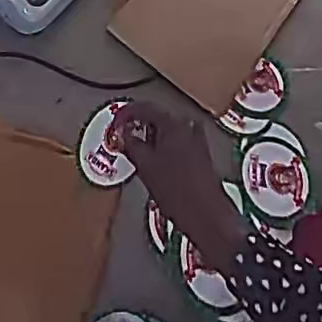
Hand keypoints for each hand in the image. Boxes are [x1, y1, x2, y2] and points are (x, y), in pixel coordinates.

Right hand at [113, 101, 246, 267]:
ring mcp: (197, 137)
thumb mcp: (146, 167)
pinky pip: (178, 140)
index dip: (126, 113)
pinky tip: (157, 161)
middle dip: (139, 126)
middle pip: (157, 116)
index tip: (116, 122)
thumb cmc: (178, 192)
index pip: (144, 108)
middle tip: (124, 138)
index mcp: (172, 123)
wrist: (205, 213)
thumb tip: (123, 135)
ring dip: (152, 137)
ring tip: (138, 153)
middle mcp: (187, 125)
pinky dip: (165, 145)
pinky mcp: (201, 150)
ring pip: (168, 129)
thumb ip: (131, 145)